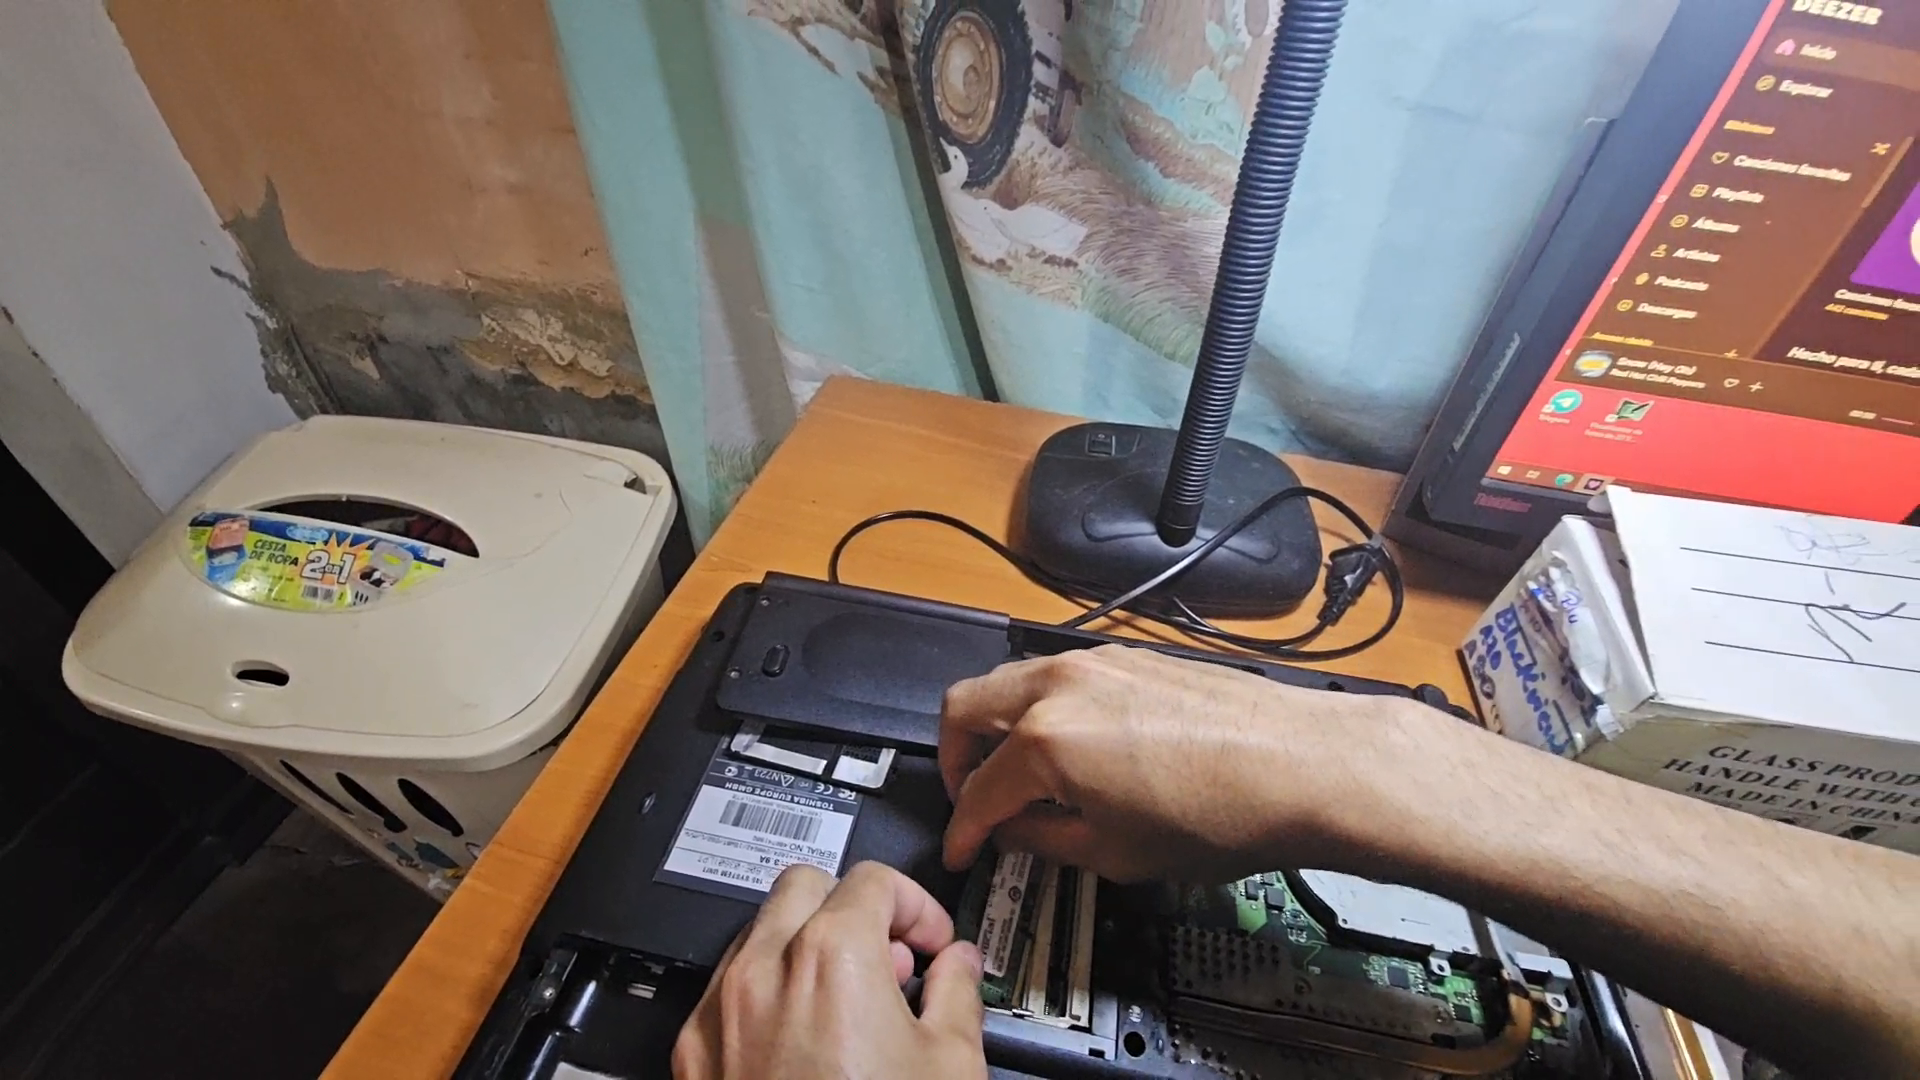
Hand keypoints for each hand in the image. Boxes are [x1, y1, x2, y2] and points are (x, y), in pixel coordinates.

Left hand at [672, 861, 987, 1079]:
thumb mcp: (951, 1066)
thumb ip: (958, 991)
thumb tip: (958, 965)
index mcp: (832, 956)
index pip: (875, 881)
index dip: (916, 905)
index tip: (931, 941)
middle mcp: (765, 970)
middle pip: (807, 884)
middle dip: (853, 906)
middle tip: (888, 953)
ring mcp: (720, 1014)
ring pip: (762, 930)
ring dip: (807, 942)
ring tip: (850, 997)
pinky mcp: (694, 1058)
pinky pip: (729, 987)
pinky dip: (769, 987)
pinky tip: (805, 1037)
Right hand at [940, 644, 1425, 881]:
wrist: (1300, 762)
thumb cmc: (1215, 819)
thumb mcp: (1116, 853)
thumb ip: (1044, 839)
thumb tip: (1012, 829)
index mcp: (1045, 741)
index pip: (977, 790)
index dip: (961, 829)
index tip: (959, 850)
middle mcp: (1055, 685)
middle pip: (964, 705)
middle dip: (953, 754)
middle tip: (971, 794)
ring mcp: (1090, 660)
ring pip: (1006, 680)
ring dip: (995, 724)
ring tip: (1020, 768)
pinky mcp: (1123, 653)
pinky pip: (1053, 674)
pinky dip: (1038, 706)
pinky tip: (1071, 742)